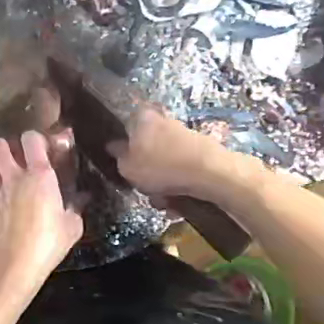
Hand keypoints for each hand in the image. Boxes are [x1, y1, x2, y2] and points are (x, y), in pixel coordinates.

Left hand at [0, 129, 83, 292]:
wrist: (13, 265)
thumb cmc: (48, 243)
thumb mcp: (72, 226)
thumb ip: (75, 208)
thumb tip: (80, 200)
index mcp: (39, 176)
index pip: (31, 139)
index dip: (37, 138)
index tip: (46, 148)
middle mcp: (14, 178)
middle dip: (7, 146)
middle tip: (20, 158)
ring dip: (2, 168)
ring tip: (14, 180)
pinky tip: (9, 207)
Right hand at [107, 105, 250, 200]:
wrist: (210, 173)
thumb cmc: (161, 166)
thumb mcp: (128, 167)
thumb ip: (119, 157)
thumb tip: (113, 147)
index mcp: (144, 118)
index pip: (128, 126)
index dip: (125, 147)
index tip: (126, 165)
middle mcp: (166, 123)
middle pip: (149, 151)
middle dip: (147, 175)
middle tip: (146, 190)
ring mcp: (186, 138)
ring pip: (166, 166)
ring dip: (164, 187)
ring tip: (166, 203)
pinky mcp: (202, 154)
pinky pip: (183, 174)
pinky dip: (180, 189)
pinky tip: (179, 205)